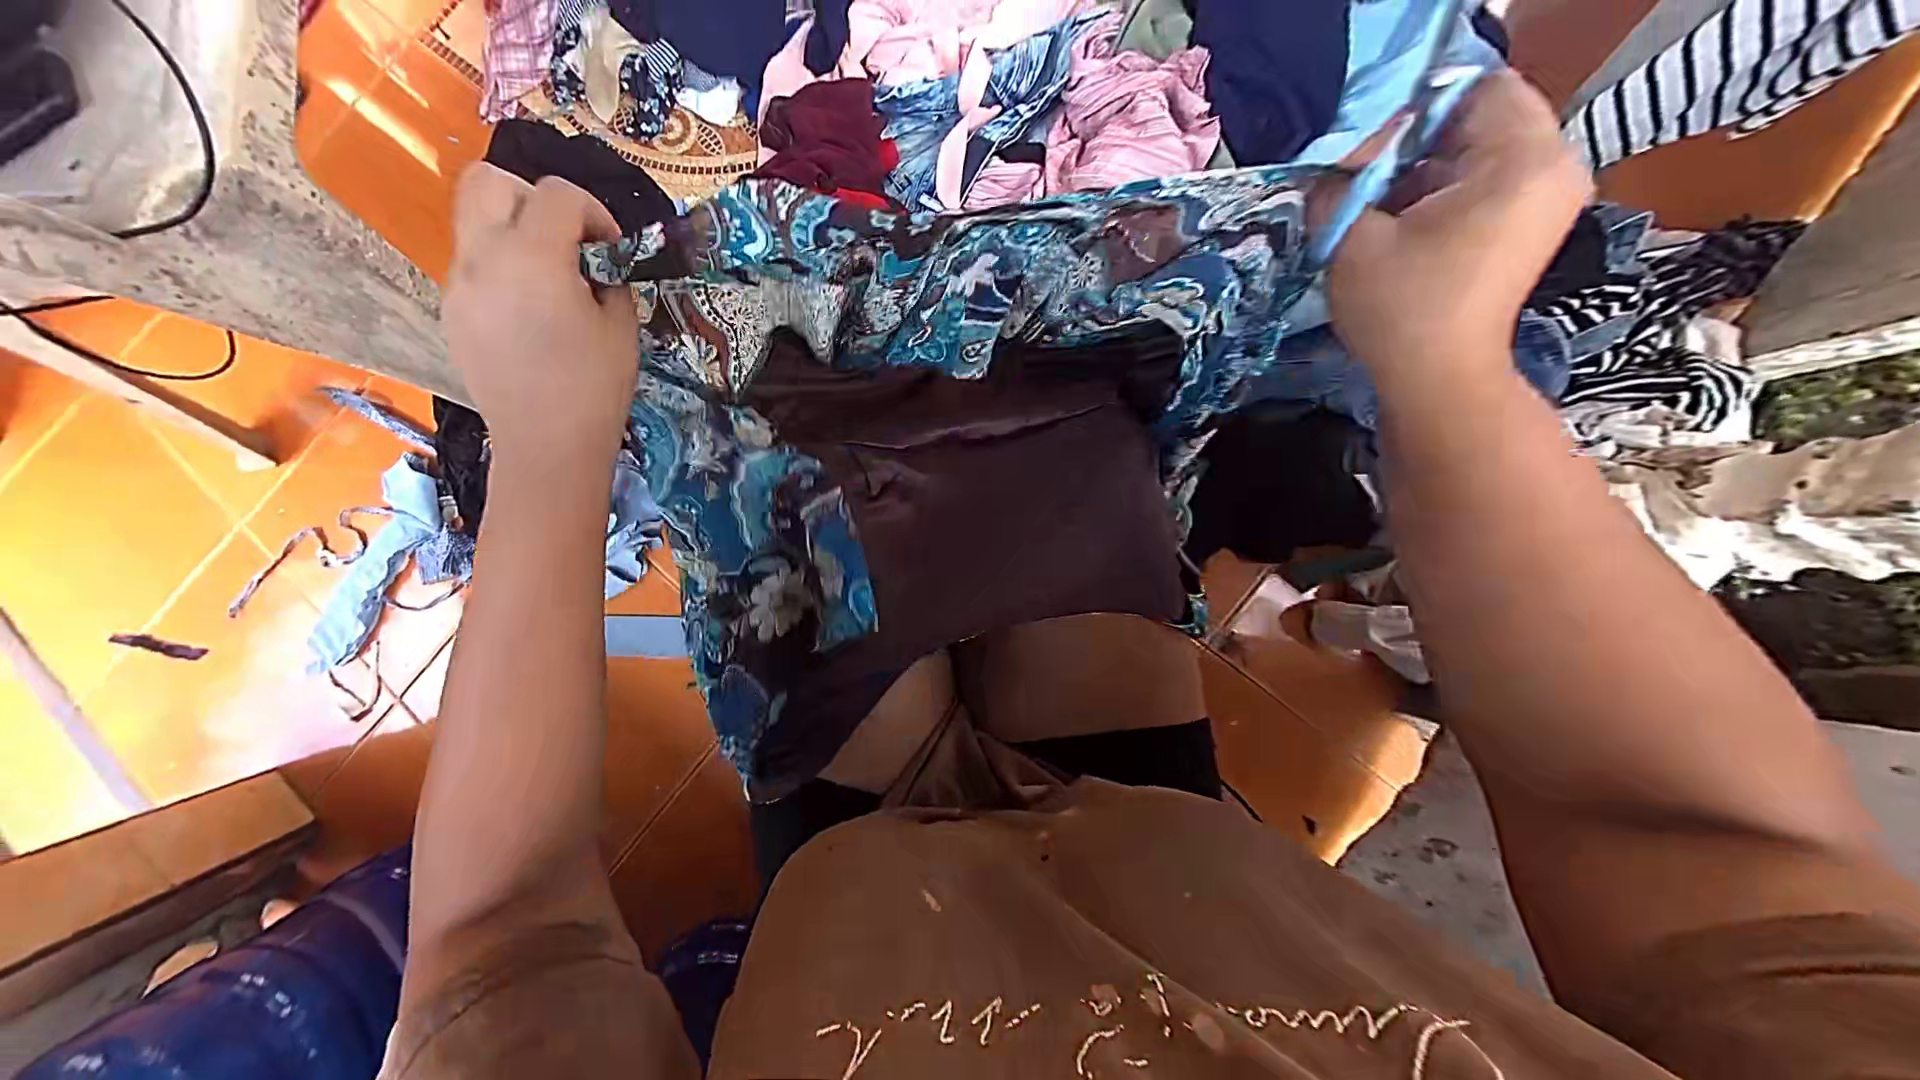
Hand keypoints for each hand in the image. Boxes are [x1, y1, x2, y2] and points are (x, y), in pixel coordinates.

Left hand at [443, 163, 638, 469]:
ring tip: (551, 277)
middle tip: (568, 240)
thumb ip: (607, 278)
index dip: (594, 212)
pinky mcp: (452, 309)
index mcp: (533, 257)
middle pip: (490, 181)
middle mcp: (483, 256)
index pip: (557, 194)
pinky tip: (532, 311)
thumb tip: (595, 264)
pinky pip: (474, 263)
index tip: (611, 248)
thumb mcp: (621, 326)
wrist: (547, 443)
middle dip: (535, 199)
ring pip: (474, 219)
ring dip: (515, 230)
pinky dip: (503, 267)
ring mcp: (459, 282)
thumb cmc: (596, 387)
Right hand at [1315, 71, 1591, 390]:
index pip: (1475, 89)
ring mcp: (1543, 199)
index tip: (1364, 154)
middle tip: (1362, 179)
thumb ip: (1336, 189)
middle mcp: (1551, 167)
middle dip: (1414, 143)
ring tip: (1375, 207)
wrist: (1436, 380)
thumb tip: (1329, 172)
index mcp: (1523, 160)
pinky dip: (1438, 194)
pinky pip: (1482, 184)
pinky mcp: (1525, 227)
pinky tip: (1398, 225)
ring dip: (1420, 171)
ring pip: (1476, 153)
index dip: (1412, 111)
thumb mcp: (1353, 243)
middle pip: (1479, 120)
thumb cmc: (1400, 311)